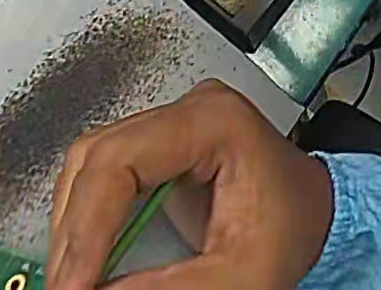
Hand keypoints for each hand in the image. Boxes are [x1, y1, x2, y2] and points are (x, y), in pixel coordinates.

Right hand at [48, 80, 333, 289]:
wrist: (309, 209)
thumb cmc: (289, 228)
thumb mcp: (238, 276)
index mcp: (214, 121)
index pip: (121, 159)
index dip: (85, 228)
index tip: (72, 287)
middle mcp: (192, 108)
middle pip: (99, 156)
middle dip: (75, 232)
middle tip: (71, 289)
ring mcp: (177, 119)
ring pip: (93, 160)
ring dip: (76, 225)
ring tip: (79, 279)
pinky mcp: (166, 139)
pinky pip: (106, 170)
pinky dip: (89, 217)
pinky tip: (93, 259)